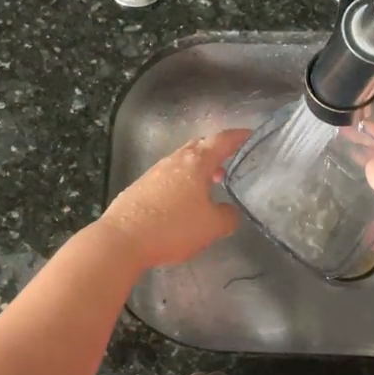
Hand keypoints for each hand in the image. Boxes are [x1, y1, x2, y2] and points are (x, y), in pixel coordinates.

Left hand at [95, 129, 247, 268]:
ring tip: (211, 184)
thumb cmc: (172, 227)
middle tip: (231, 161)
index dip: (239, 137)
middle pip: (199, 146)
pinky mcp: (141, 187)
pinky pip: (168, 176)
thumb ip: (227, 216)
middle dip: (216, 151)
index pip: (222, 140)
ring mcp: (155, 172)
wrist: (122, 239)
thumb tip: (229, 211)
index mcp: (196, 162)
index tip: (251, 135)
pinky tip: (183, 202)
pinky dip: (182, 181)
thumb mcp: (211, 227)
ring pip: (182, 161)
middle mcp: (174, 160)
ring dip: (198, 168)